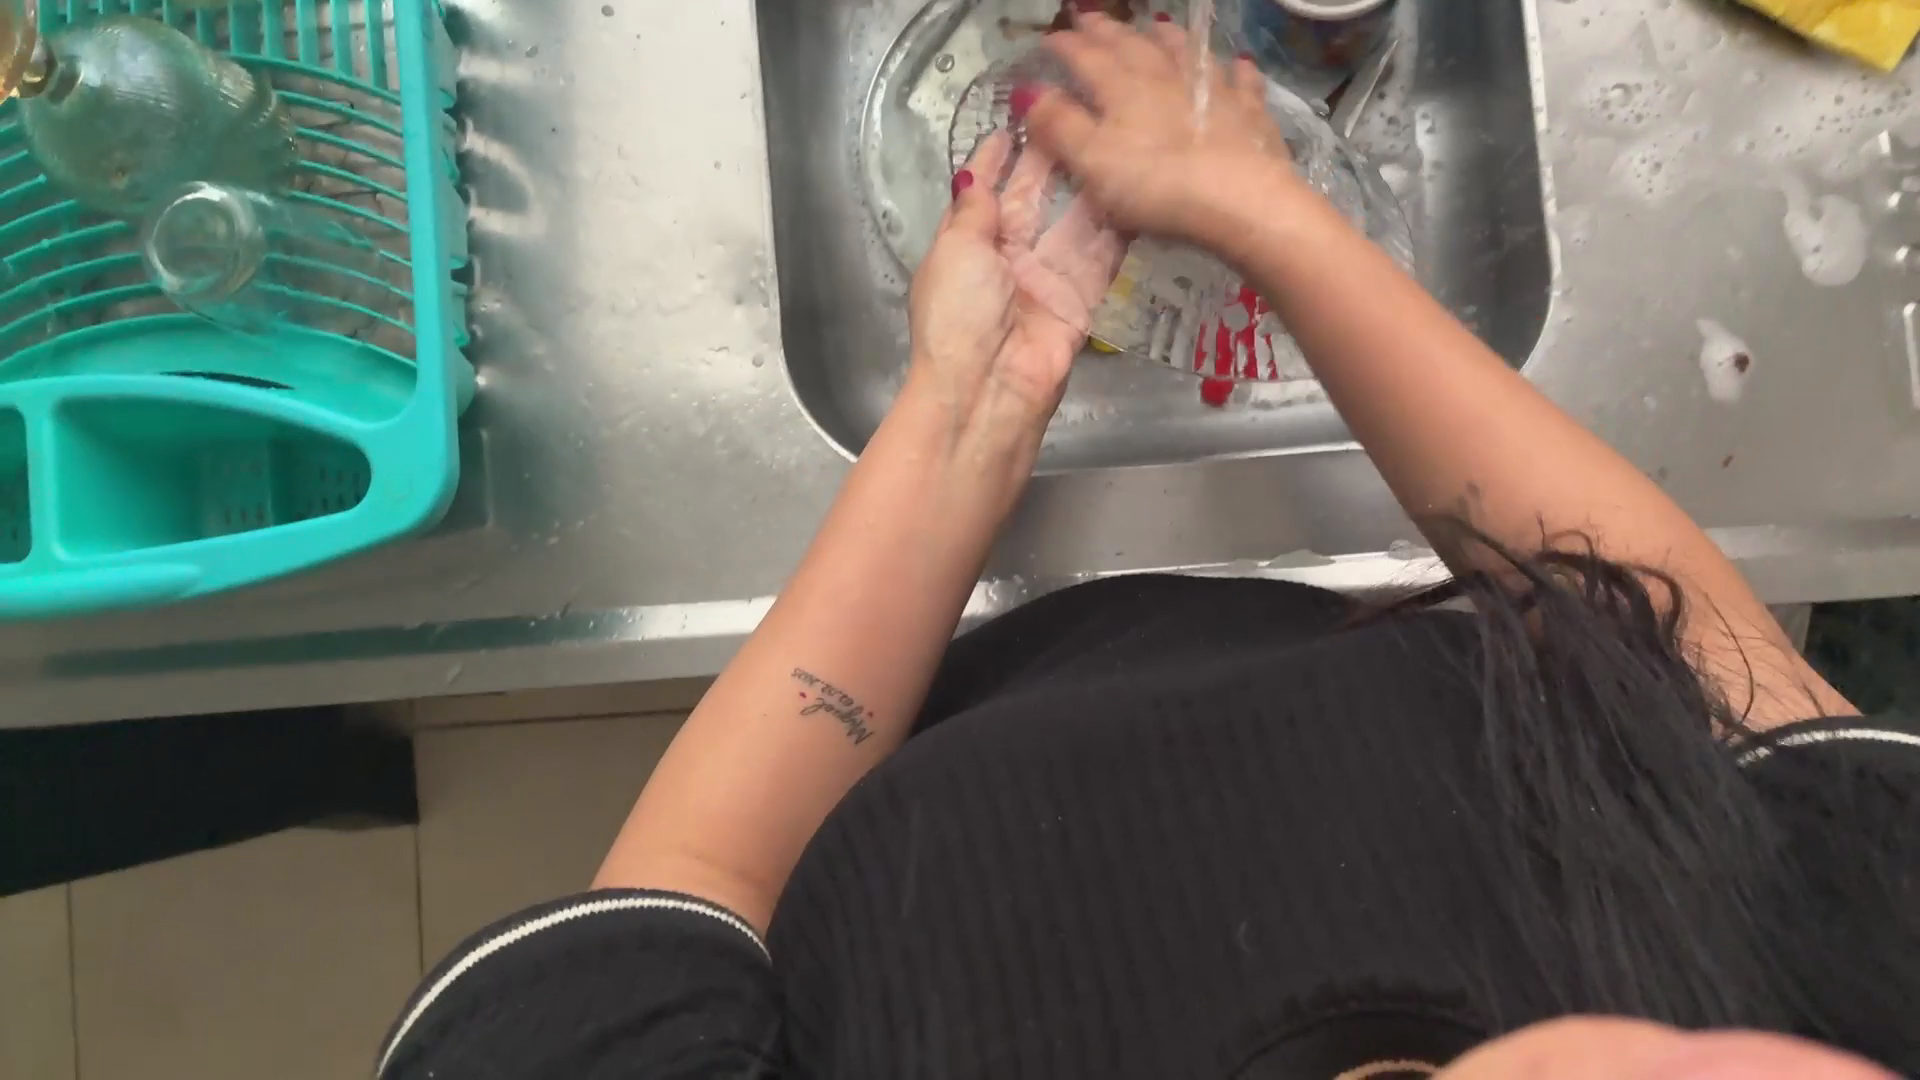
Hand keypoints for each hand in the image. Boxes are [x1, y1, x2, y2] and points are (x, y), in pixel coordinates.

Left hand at [907, 129, 1127, 442]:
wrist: (988, 389)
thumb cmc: (957, 316)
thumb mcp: (953, 251)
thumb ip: (972, 211)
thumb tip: (974, 176)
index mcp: (967, 249)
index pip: (985, 195)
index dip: (997, 159)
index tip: (1013, 120)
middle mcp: (1007, 262)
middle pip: (1032, 202)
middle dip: (1048, 162)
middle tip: (1073, 116)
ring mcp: (1046, 282)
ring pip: (1071, 224)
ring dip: (1087, 186)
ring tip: (1109, 138)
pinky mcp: (1081, 302)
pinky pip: (1100, 258)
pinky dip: (1116, 228)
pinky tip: (1133, 188)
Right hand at [1025, 13, 1300, 245]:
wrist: (1236, 198)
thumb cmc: (1154, 184)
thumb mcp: (1092, 161)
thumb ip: (1059, 126)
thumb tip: (1028, 91)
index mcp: (1121, 88)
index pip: (1086, 58)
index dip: (1065, 47)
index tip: (1048, 39)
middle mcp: (1165, 76)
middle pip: (1131, 46)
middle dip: (1108, 32)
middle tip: (1090, 18)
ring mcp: (1210, 88)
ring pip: (1183, 52)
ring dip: (1165, 37)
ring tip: (1155, 25)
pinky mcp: (1246, 112)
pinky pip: (1238, 81)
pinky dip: (1233, 70)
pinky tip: (1235, 65)